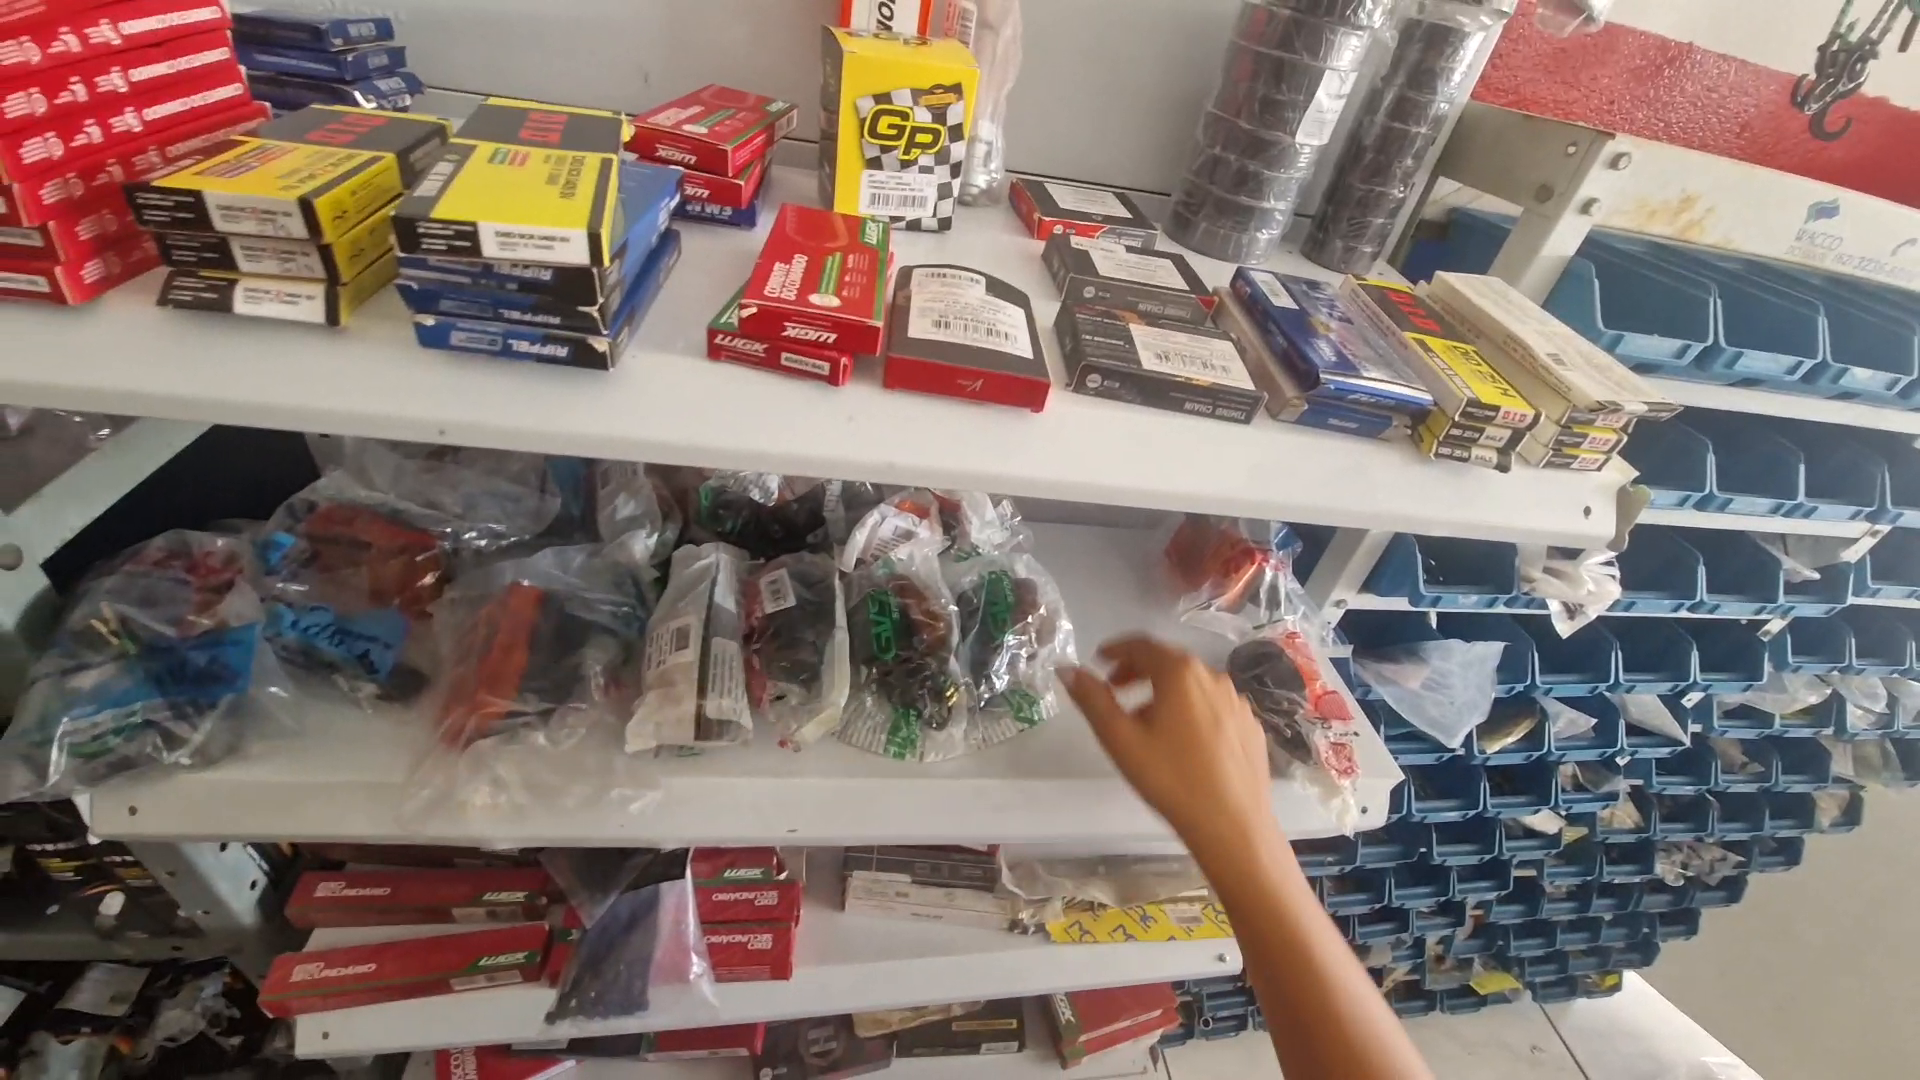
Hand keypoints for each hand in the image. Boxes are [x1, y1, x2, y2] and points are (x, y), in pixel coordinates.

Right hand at [1060, 636, 1282, 858]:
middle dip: (1138, 669)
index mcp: (1180, 673)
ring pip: (1192, 684)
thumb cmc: (1170, 779)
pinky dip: (1190, 709)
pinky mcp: (1250, 726)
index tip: (1099, 659)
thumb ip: (1091, 699)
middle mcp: (1213, 676)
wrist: (1234, 827)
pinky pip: (1213, 705)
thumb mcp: (1120, 739)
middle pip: (1169, 661)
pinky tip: (1182, 741)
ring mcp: (1236, 701)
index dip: (1117, 649)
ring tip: (1145, 720)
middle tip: (1115, 688)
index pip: (1143, 645)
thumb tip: (1066, 669)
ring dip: (1164, 691)